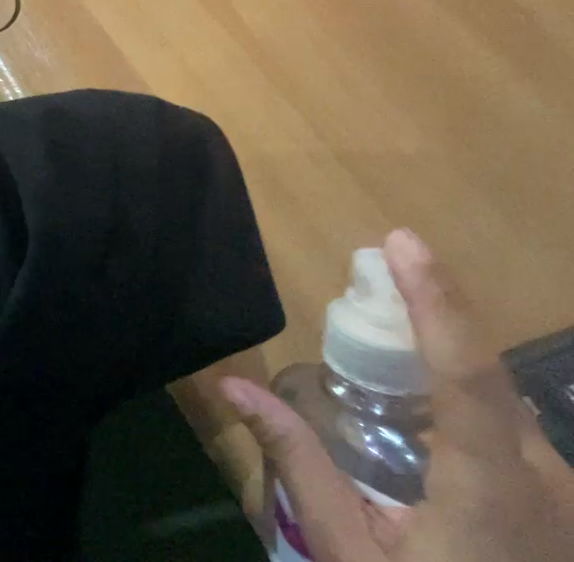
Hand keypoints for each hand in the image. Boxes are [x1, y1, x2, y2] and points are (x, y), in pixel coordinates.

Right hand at [220, 229, 573, 561]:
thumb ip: (299, 463)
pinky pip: (513, 431)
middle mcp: (549, 482)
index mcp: (493, 489)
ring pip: (504, 405)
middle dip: (434, 315)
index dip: (437, 303)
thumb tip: (232, 386)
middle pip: (488, 378)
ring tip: (395, 321)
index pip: (468, 375)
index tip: (403, 243)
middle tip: (384, 265)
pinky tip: (425, 402)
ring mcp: (569, 497)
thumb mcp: (349, 549)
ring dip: (446, 357)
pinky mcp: (567, 507)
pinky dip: (466, 396)